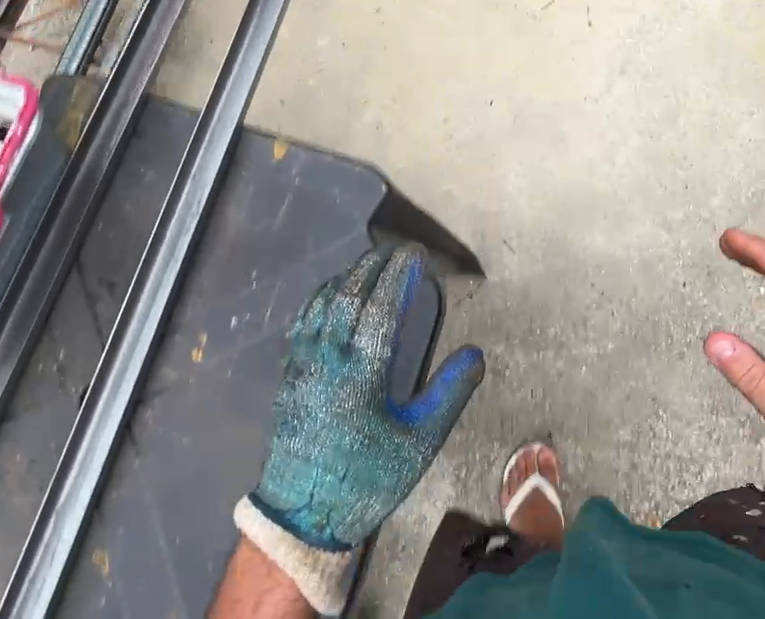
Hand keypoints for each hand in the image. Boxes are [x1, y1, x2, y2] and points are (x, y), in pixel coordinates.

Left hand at [252, 244, 484, 549]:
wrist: (304, 513)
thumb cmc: (369, 478)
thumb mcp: (420, 442)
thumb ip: (449, 394)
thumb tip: (474, 353)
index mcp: (364, 369)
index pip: (383, 304)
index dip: (400, 273)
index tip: (415, 253)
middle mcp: (330, 355)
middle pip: (350, 293)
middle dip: (373, 265)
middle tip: (395, 251)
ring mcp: (304, 362)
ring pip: (323, 303)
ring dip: (347, 277)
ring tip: (367, 264)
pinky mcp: (289, 373)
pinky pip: (304, 321)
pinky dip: (321, 298)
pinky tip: (330, 296)